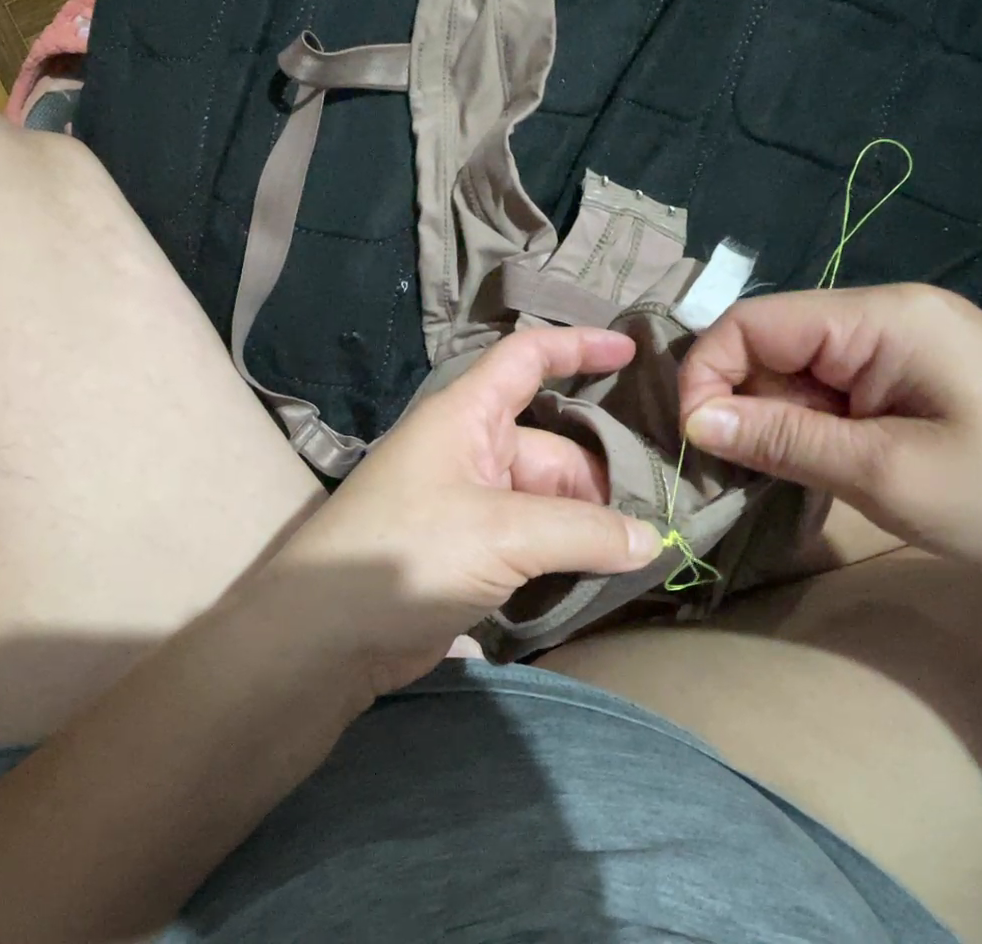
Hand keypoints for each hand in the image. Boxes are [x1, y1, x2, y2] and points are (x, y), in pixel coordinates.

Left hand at [238, 328, 662, 695]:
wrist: (328, 635)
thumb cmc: (408, 554)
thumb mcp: (502, 534)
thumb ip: (584, 532)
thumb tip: (652, 540)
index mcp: (465, 417)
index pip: (525, 359)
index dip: (577, 347)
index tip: (633, 351)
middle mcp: (468, 453)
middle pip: (552, 448)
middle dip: (600, 480)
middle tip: (654, 522)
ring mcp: (467, 505)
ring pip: (546, 500)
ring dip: (586, 525)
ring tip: (637, 556)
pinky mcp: (468, 553)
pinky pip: (530, 540)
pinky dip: (563, 554)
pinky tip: (599, 577)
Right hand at [677, 284, 981, 572]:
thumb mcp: (885, 473)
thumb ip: (782, 438)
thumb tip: (690, 418)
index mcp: (884, 317)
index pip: (752, 321)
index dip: (706, 373)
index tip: (692, 438)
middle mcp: (883, 315)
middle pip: (766, 341)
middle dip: (732, 399)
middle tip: (726, 467)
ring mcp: (893, 346)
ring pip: (787, 369)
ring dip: (763, 418)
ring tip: (769, 473)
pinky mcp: (899, 377)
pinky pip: (819, 389)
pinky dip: (796, 426)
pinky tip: (803, 464)